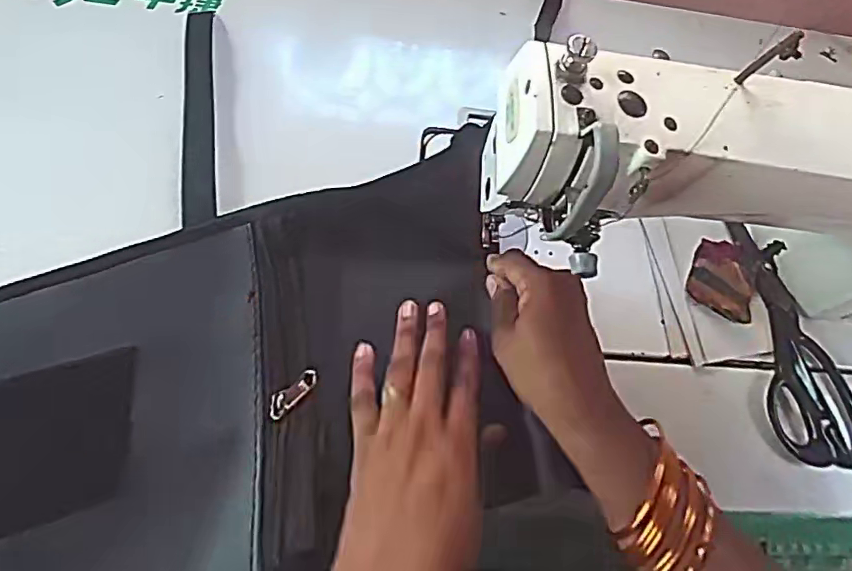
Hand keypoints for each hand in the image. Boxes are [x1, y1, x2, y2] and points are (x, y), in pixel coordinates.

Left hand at [332, 300, 481, 570]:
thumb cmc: (435, 554)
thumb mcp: (473, 507)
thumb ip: (478, 462)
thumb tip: (489, 436)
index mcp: (456, 444)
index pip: (466, 386)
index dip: (468, 356)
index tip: (469, 333)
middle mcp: (423, 430)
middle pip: (432, 369)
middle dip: (435, 334)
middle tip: (436, 306)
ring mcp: (390, 434)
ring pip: (399, 373)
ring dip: (404, 339)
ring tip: (406, 311)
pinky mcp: (363, 448)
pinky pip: (361, 400)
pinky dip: (362, 372)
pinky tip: (363, 351)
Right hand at [483, 251, 624, 435]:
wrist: (579, 404)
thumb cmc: (548, 378)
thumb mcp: (503, 337)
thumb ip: (497, 302)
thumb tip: (496, 285)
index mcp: (543, 282)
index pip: (511, 258)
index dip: (494, 264)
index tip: (489, 267)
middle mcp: (564, 283)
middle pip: (529, 269)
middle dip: (511, 281)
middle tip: (495, 299)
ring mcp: (576, 297)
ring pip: (542, 283)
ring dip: (527, 294)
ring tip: (514, 324)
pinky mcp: (582, 311)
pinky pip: (554, 297)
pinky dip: (541, 305)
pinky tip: (532, 332)